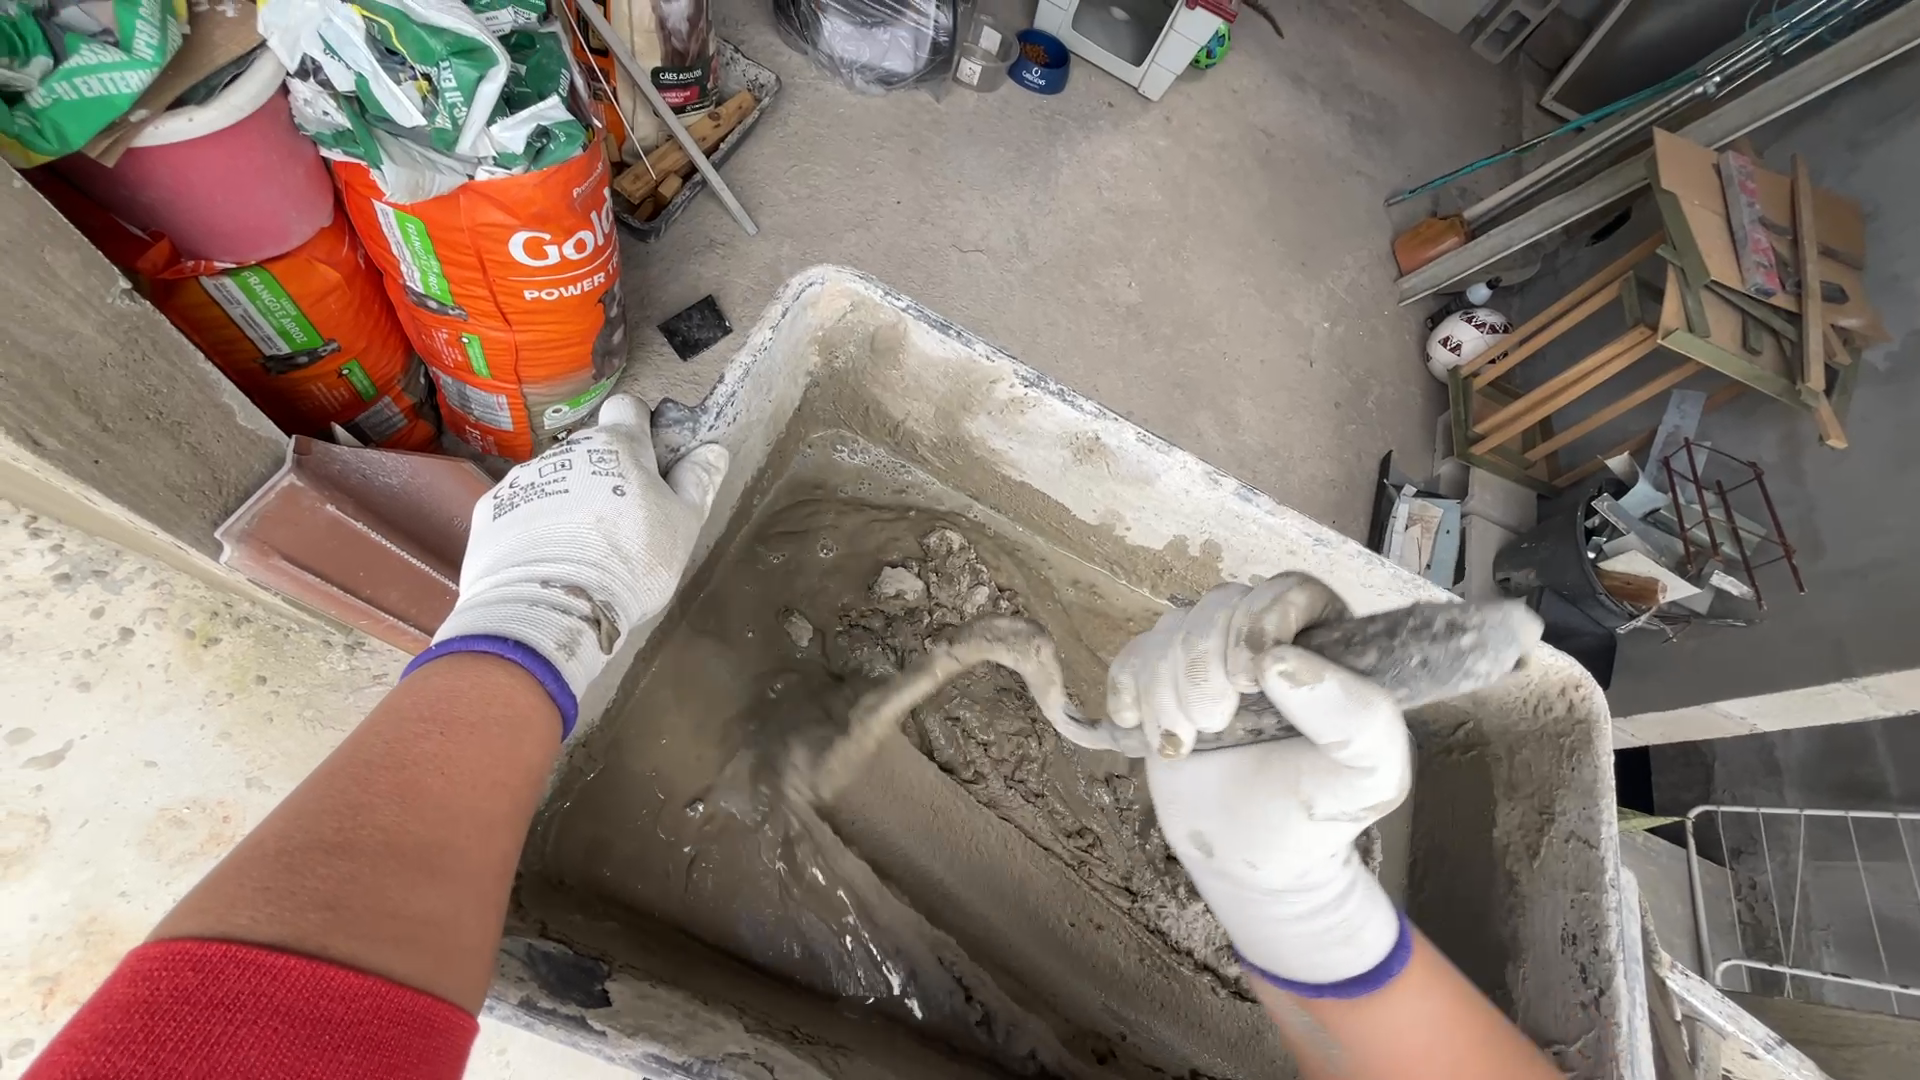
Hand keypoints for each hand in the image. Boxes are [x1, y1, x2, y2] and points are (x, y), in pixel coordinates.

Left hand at [411, 394, 728, 735]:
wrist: (550, 606)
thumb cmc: (632, 558)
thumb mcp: (683, 524)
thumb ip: (698, 482)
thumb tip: (713, 449)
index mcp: (618, 445)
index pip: (629, 408)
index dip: (642, 428)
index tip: (652, 461)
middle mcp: (567, 450)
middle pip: (592, 450)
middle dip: (607, 474)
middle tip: (626, 520)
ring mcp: (523, 478)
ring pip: (558, 479)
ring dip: (572, 499)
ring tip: (584, 548)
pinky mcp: (491, 511)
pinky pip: (523, 508)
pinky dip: (537, 525)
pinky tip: (550, 559)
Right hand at [1106, 575, 1412, 993]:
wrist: (1245, 856)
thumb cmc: (1313, 812)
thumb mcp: (1368, 776)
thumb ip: (1356, 715)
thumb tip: (1277, 661)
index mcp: (1321, 644)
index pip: (1289, 589)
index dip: (1261, 620)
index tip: (1252, 678)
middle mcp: (1258, 636)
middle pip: (1217, 605)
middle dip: (1203, 666)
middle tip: (1215, 723)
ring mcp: (1203, 656)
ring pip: (1169, 630)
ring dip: (1165, 689)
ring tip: (1182, 743)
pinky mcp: (1157, 678)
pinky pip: (1130, 655)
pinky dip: (1126, 689)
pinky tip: (1138, 724)